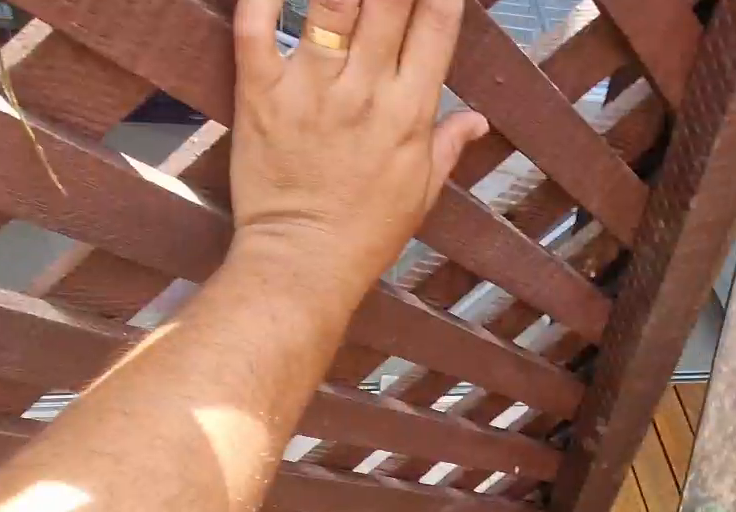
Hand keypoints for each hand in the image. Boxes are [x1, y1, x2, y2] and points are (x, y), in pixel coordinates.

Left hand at [229, 0, 489, 300]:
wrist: (306, 264)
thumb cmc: (367, 234)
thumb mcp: (421, 194)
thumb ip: (448, 146)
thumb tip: (478, 120)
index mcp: (409, 115)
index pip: (436, 26)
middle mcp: (365, 93)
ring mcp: (311, 89)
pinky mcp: (260, 92)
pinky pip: (256, 23)